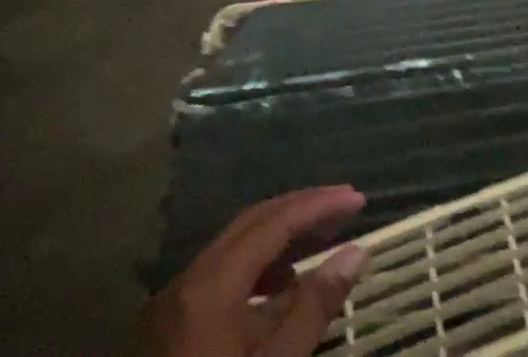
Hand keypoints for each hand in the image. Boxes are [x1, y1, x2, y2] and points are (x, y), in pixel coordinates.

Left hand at [136, 186, 368, 356]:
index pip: (274, 224)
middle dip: (300, 209)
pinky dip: (257, 266)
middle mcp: (186, 282)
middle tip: (345, 206)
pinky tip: (281, 288)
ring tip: (322, 241)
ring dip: (279, 235)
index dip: (319, 206)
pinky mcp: (168, 327)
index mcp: (211, 286)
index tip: (359, 200)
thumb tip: (355, 252)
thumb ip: (316, 306)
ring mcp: (172, 305)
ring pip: (232, 247)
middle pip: (250, 224)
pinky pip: (219, 275)